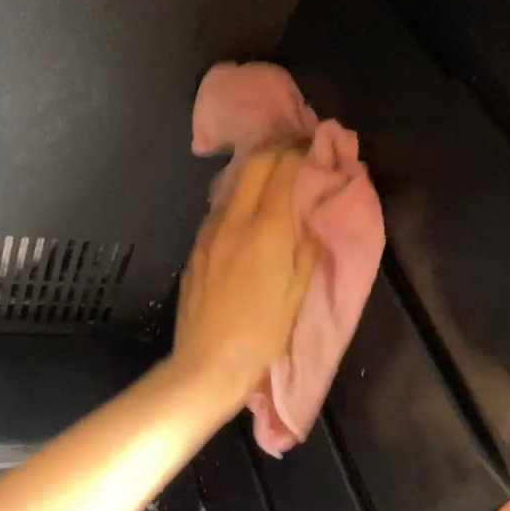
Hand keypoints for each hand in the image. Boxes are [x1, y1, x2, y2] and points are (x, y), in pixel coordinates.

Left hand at [172, 147, 319, 405]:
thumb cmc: (261, 333)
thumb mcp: (297, 294)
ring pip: (230, 186)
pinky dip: (236, 200)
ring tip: (272, 176)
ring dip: (252, 172)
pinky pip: (217, 212)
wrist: (207, 363)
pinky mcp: (194, 253)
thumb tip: (311, 218)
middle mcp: (231, 222)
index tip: (315, 147)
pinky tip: (245, 212)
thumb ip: (306, 249)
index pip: (281, 169)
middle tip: (294, 150)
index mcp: (264, 229)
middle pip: (251, 165)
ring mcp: (207, 236)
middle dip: (275, 150)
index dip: (300, 152)